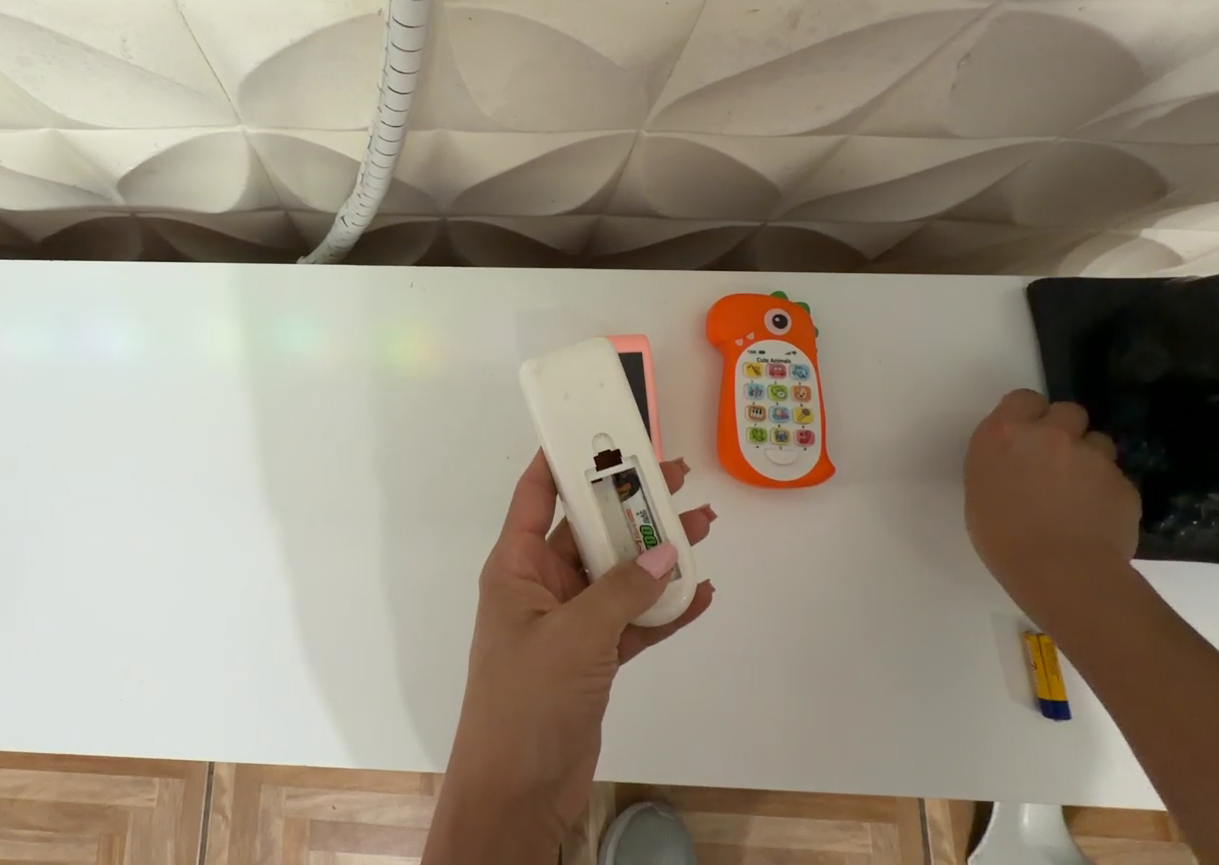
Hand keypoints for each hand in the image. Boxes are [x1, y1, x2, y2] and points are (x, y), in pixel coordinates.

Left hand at [439, 453, 715, 844]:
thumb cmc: (527, 698)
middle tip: (674, 476)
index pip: (534, 495)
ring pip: (617, 574)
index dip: (560, 460)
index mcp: (516, 566)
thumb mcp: (574, 635)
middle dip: (628, 505)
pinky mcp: (594, 658)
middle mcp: (541, 585)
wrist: (518, 789)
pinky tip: (702, 593)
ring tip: (702, 525)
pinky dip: (664, 608)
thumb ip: (621, 591)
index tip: (595, 430)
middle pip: (588, 531)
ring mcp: (569, 622)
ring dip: (656, 554)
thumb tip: (665, 552)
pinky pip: (633, 621)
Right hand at [964, 389, 1140, 619]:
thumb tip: (1019, 461)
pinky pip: (1116, 477)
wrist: (1059, 569)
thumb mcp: (981, 485)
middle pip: (1069, 411)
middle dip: (1064, 429)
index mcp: (1005, 433)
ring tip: (1078, 490)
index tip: (1024, 434)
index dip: (1027, 414)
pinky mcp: (1125, 484)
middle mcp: (1051, 435)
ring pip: (1098, 443)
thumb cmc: (999, 532)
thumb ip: (1003, 459)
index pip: (1024, 398)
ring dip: (1089, 458)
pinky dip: (1106, 490)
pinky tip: (1094, 515)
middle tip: (1054, 458)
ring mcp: (1094, 457)